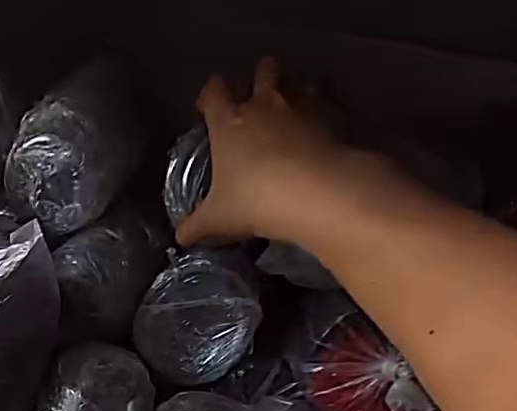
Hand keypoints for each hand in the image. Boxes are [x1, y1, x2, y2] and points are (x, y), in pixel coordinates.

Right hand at [177, 58, 405, 247]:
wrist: (313, 192)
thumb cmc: (251, 200)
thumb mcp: (213, 219)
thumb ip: (194, 225)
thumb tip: (182, 235)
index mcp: (229, 123)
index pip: (214, 93)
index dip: (209, 96)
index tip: (206, 108)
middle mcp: (266, 104)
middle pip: (264, 69)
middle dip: (260, 76)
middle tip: (254, 99)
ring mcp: (303, 104)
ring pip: (301, 80)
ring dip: (295, 91)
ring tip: (290, 113)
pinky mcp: (334, 113)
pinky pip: (328, 101)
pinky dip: (322, 111)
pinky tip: (317, 130)